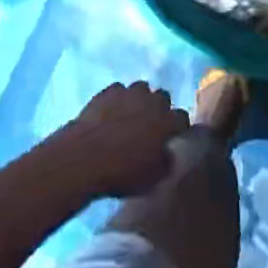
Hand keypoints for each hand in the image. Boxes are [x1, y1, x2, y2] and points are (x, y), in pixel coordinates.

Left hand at [58, 81, 190, 197]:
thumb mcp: (152, 179)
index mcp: (166, 122)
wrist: (86, 156)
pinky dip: (119, 98)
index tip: (174, 135)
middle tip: (152, 124)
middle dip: (160, 107)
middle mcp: (151, 101)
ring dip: (140, 99)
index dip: (179, 127)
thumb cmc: (122, 172)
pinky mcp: (108, 90)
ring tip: (132, 114)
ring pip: (141, 88)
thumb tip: (168, 153)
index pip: (182, 118)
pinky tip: (112, 110)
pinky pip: (119, 90)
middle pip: (163, 96)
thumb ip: (166, 163)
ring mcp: (128, 92)